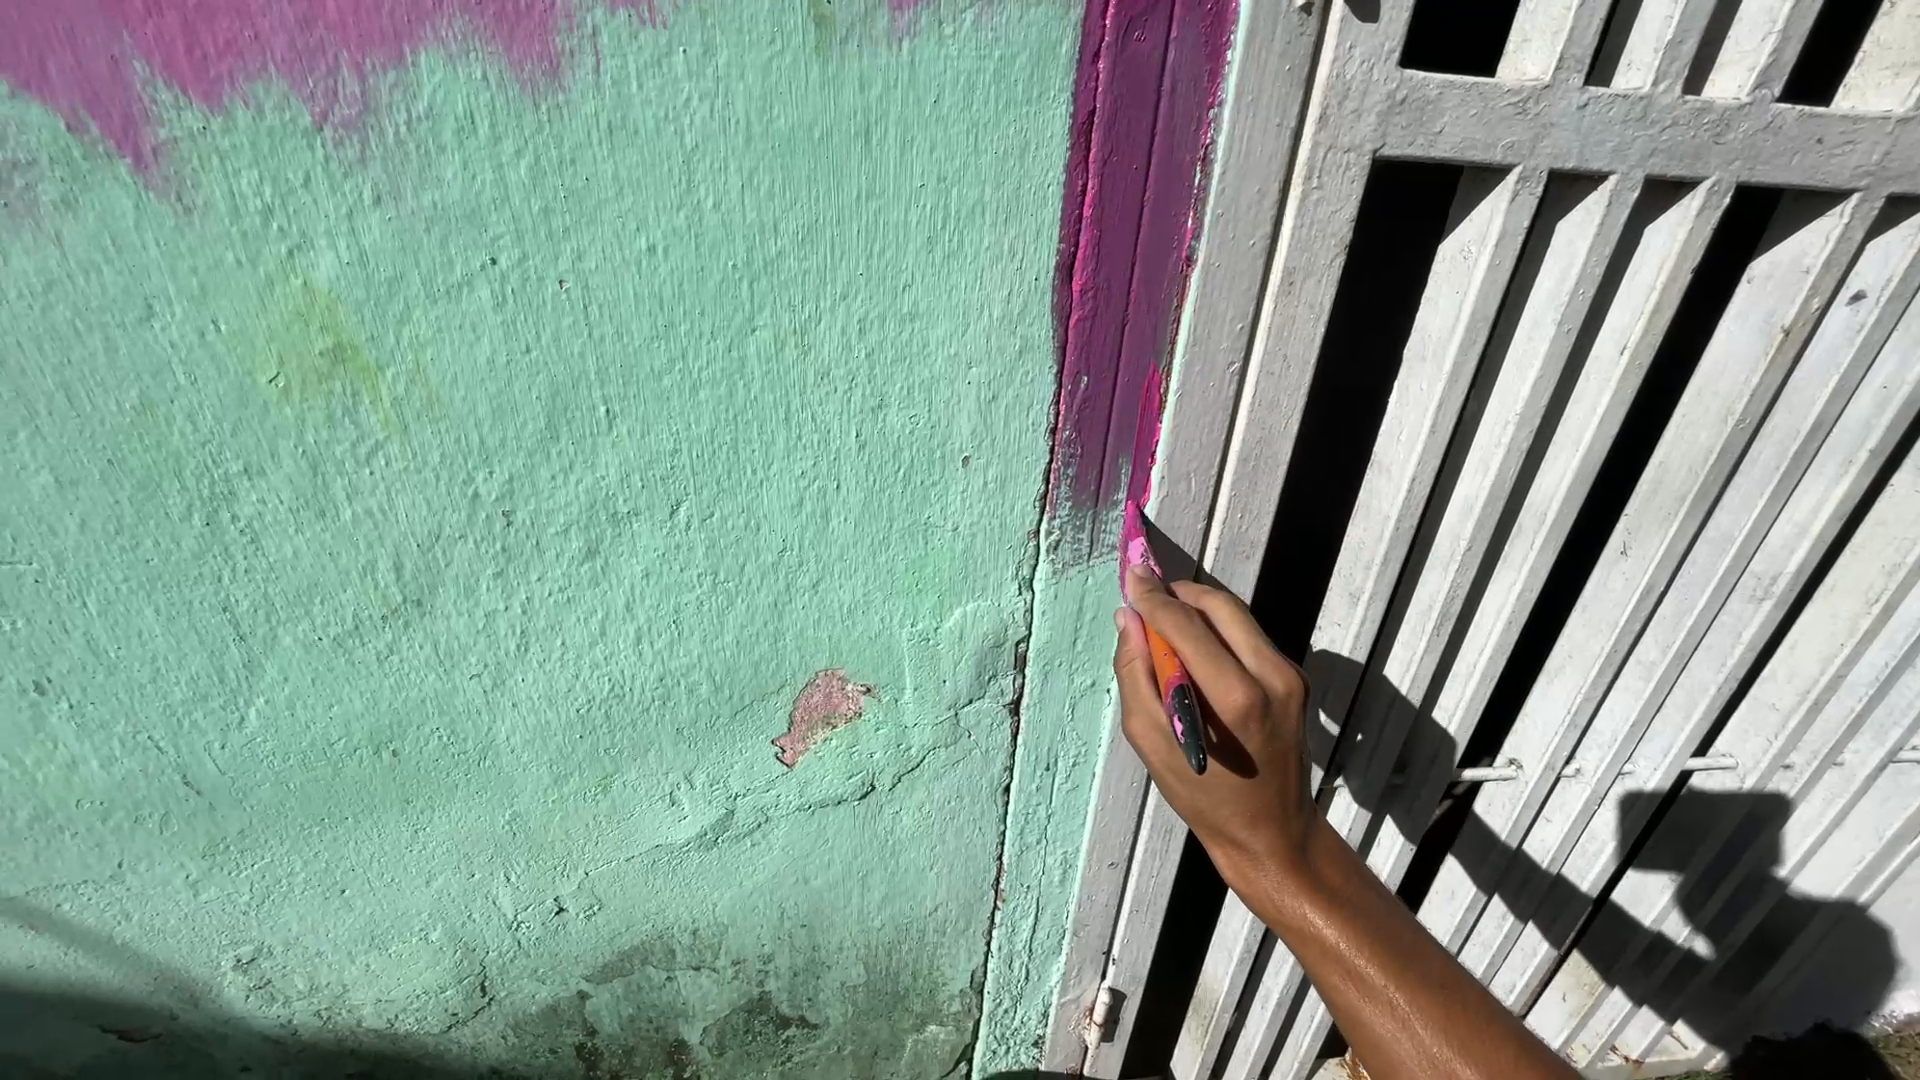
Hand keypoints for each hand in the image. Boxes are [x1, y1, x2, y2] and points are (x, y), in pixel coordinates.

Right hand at [1113, 566, 1321, 887]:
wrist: (1271, 831)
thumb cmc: (1202, 795)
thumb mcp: (1150, 742)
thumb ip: (1135, 674)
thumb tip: (1128, 619)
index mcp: (1234, 697)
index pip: (1185, 624)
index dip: (1153, 598)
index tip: (1130, 577)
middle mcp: (1271, 676)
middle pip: (1218, 605)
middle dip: (1178, 592)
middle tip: (1146, 595)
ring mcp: (1291, 675)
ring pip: (1237, 614)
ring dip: (1197, 607)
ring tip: (1165, 619)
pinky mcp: (1297, 678)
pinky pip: (1248, 634)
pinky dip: (1217, 628)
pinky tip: (1194, 646)